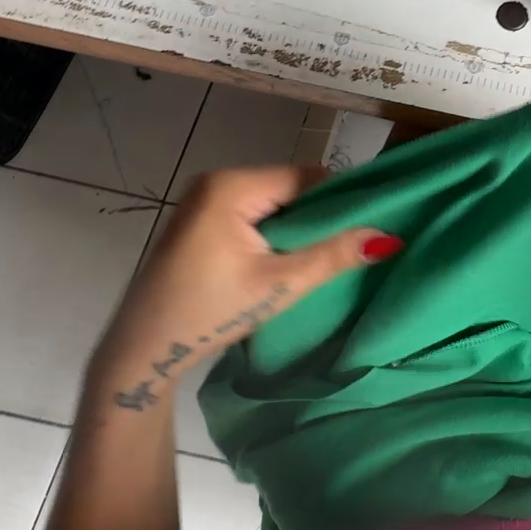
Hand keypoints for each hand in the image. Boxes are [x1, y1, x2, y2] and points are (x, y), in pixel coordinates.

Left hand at [89, 166, 401, 410]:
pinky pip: (254, 212)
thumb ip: (334, 255)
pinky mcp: (200, 219)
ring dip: (298, 225)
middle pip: (290, 186)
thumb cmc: (207, 314)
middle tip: (350, 245)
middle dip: (319, 214)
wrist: (141, 352)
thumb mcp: (279, 285)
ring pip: (274, 201)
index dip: (340, 199)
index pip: (306, 177)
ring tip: (324, 254)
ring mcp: (204, 198)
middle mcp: (216, 180)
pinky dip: (274, 230)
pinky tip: (288, 257)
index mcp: (231, 186)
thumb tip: (389, 238)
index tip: (370, 224)